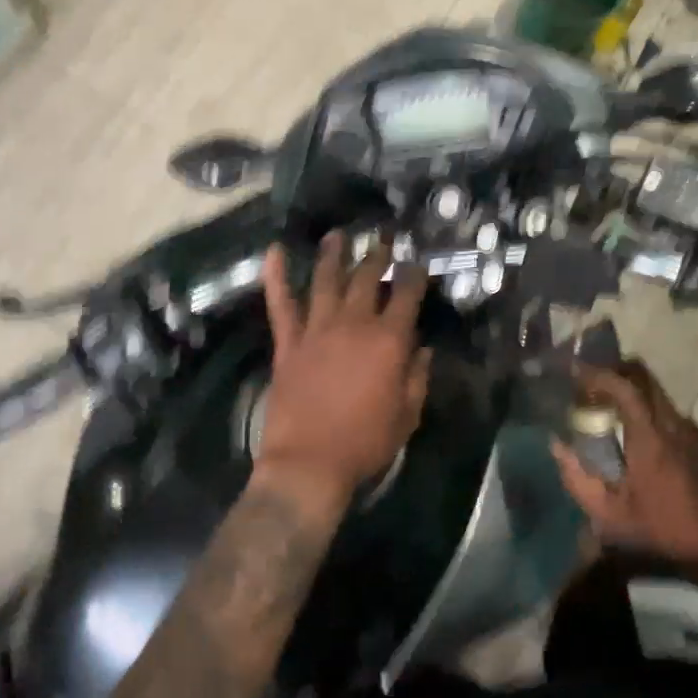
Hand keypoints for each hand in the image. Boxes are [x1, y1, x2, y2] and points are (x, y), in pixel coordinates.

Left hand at [257, 233, 430, 507]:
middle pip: (367, 278)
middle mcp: (354, 324)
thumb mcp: (407, 415)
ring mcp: (317, 330)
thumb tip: (422, 349)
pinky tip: (274, 252)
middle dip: (377, 255)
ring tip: (338, 235)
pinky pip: (281, 304)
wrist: (309, 462)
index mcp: (389, 340)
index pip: (406, 294)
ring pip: (325, 280)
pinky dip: (275, 277)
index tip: (417, 263)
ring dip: (333, 255)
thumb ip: (417, 377)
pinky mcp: (288, 343)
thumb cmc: (366, 443)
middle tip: (382, 238)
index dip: (414, 275)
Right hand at [552, 361, 697, 570]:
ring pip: (655, 391)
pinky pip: (666, 410)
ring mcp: (690, 428)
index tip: (574, 371)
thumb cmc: (667, 529)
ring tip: (607, 409)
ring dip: (630, 390)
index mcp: (650, 437)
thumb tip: (558, 447)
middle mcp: (672, 422)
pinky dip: (646, 409)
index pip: (624, 387)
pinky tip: (635, 436)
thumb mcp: (612, 516)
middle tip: (588, 383)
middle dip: (613, 370)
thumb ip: (579, 480)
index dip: (597, 373)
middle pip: (643, 376)